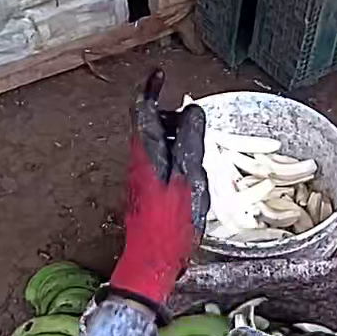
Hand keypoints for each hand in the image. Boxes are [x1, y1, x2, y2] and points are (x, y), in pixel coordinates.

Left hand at [106, 69, 207, 313]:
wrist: (149, 262)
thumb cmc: (170, 226)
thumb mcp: (189, 181)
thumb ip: (190, 144)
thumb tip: (192, 112)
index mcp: (147, 152)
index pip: (143, 109)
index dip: (150, 88)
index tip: (159, 73)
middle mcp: (139, 159)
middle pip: (151, 123)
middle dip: (172, 115)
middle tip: (195, 122)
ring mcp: (141, 174)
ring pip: (157, 142)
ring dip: (177, 137)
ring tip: (198, 149)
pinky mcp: (146, 188)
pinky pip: (161, 159)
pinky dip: (176, 155)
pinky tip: (192, 171)